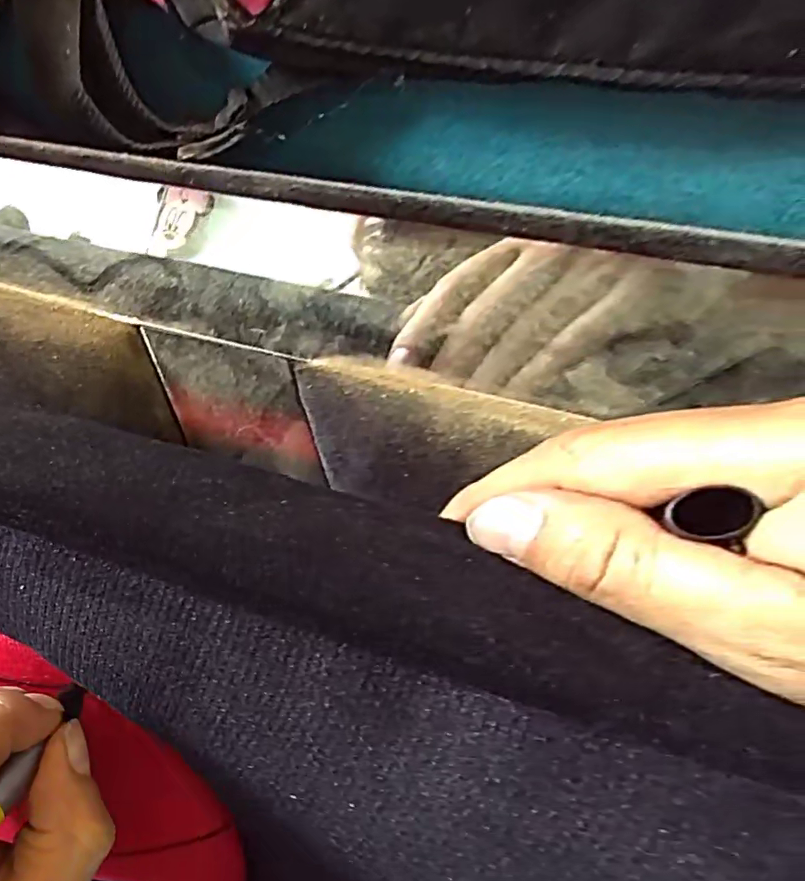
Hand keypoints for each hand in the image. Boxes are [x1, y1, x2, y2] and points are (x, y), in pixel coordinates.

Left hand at [390, 240, 742, 399]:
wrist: (728, 229)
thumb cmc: (612, 256)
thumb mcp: (537, 259)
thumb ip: (474, 287)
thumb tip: (407, 316)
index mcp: (527, 240)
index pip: (456, 284)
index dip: (421, 325)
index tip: (397, 361)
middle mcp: (558, 248)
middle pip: (482, 318)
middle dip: (448, 364)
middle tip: (427, 396)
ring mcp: (600, 268)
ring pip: (518, 336)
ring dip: (483, 377)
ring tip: (460, 405)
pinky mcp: (640, 293)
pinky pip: (567, 345)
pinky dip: (532, 375)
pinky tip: (511, 397)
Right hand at [444, 398, 804, 703]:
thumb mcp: (771, 634)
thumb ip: (627, 570)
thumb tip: (496, 521)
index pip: (597, 453)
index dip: (502, 494)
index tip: (447, 537)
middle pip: (632, 454)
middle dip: (548, 507)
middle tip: (492, 564)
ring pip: (669, 468)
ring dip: (602, 517)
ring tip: (561, 570)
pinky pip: (714, 481)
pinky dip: (659, 522)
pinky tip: (648, 561)